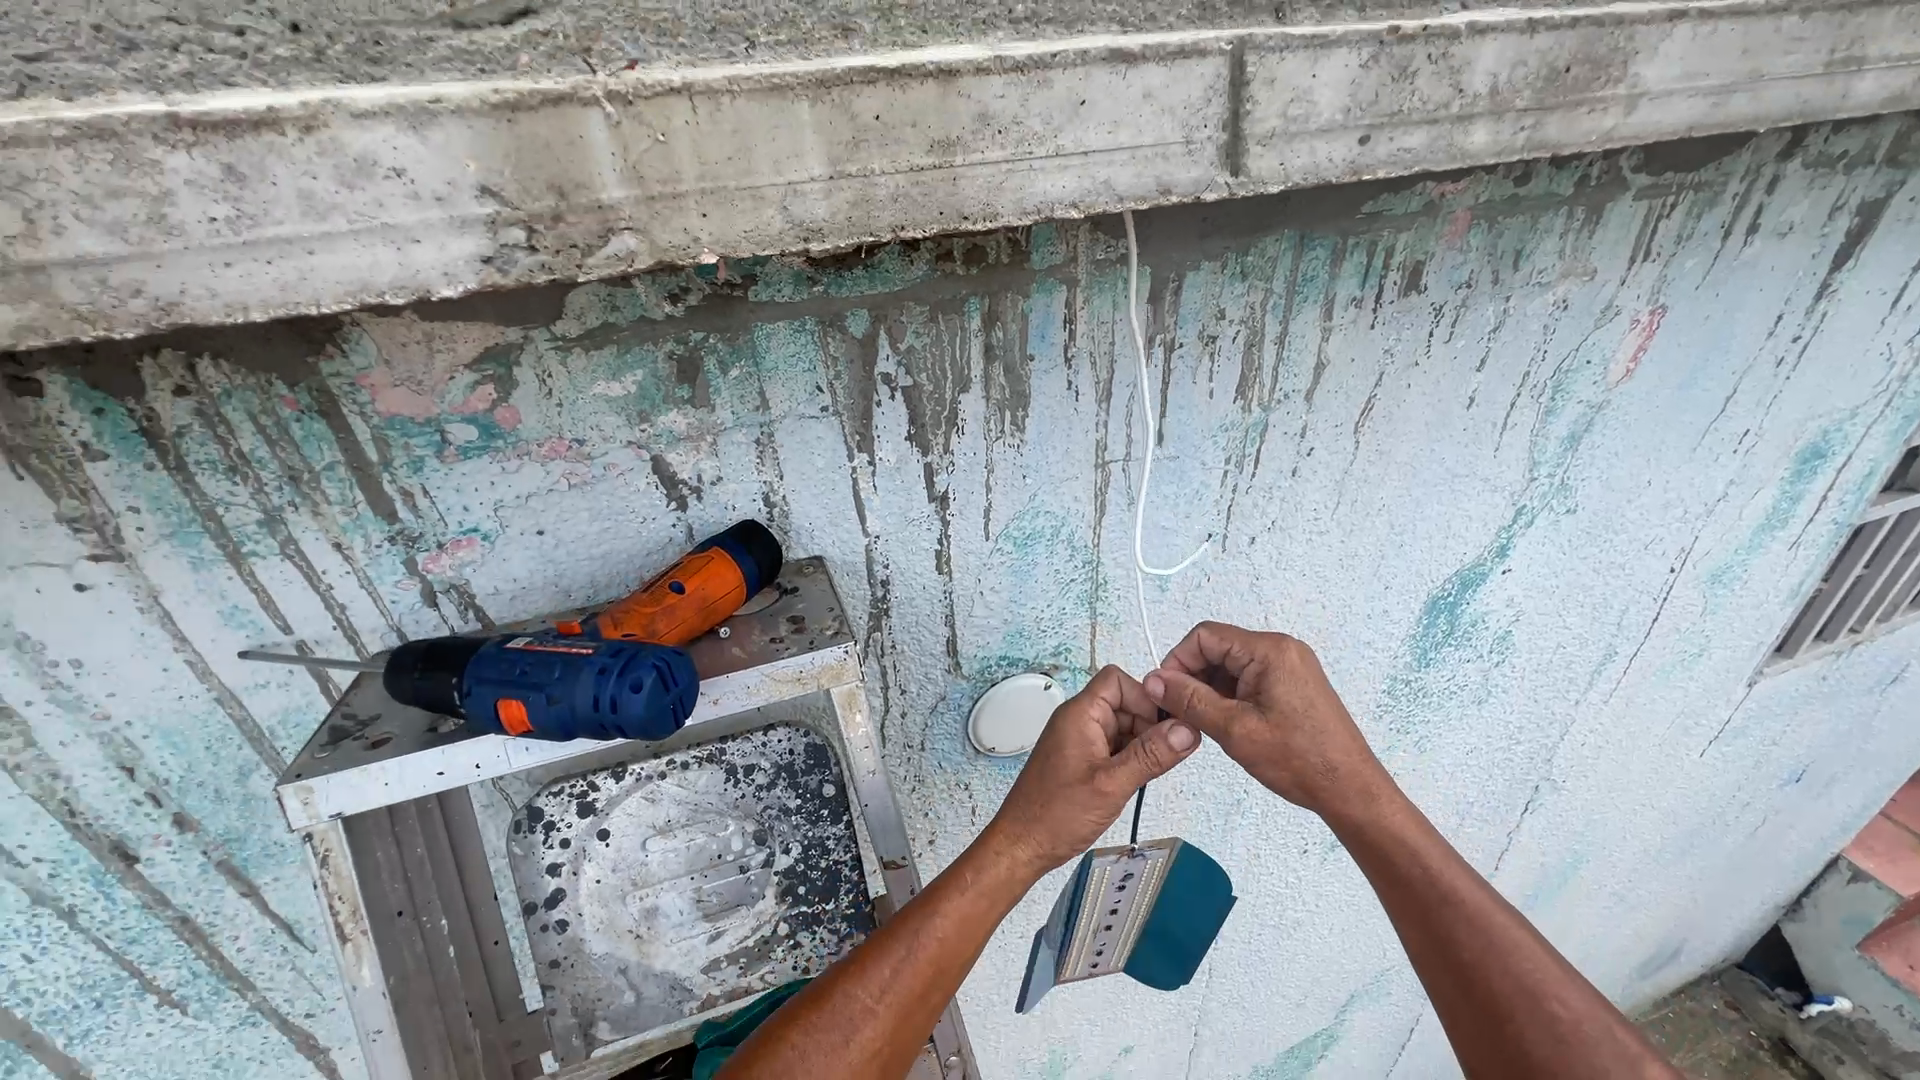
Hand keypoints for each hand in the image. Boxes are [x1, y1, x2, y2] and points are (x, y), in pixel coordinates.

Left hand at [981, 666, 1200, 876]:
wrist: (1024, 844)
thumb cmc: (1057, 814)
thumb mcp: (1112, 783)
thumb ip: (1151, 755)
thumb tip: (1187, 730)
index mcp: (1080, 714)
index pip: (1117, 680)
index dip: (1145, 698)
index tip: (1164, 728)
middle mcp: (1079, 720)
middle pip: (1126, 703)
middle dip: (1148, 726)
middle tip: (1162, 758)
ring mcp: (1081, 740)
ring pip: (1124, 726)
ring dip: (1142, 745)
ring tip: (1147, 773)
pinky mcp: (1084, 760)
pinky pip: (1115, 746)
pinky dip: (1131, 759)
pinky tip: (1136, 780)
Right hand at [1144, 622, 1388, 820]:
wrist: (1350, 790)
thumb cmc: (1297, 759)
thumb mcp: (1233, 729)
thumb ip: (1189, 700)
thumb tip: (1152, 680)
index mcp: (1269, 650)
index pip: (1204, 636)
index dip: (1177, 661)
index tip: (1165, 694)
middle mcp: (1281, 649)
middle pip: (1217, 648)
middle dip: (1193, 677)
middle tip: (1180, 713)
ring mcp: (1289, 665)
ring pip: (1230, 665)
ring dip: (1210, 689)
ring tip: (1203, 723)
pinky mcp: (1293, 683)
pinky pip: (1248, 678)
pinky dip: (1229, 696)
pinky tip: (1225, 723)